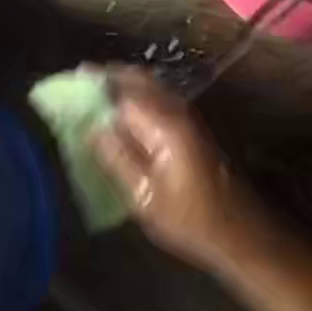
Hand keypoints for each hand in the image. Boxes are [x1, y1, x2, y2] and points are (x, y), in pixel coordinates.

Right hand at [90, 66, 282, 271]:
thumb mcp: (144, 197)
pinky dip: (134, 95)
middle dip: (106, 76)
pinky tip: (117, 112)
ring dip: (121, 83)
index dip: (94, 84)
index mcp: (164, 125)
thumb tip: (89, 127)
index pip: (122, 90)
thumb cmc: (191, 219)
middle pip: (138, 79)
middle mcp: (177, 112)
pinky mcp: (190, 128)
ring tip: (91, 92)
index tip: (69, 81)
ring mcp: (187, 118)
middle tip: (77, 80)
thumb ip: (116, 158)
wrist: (242, 234)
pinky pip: (156, 99)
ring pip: (149, 86)